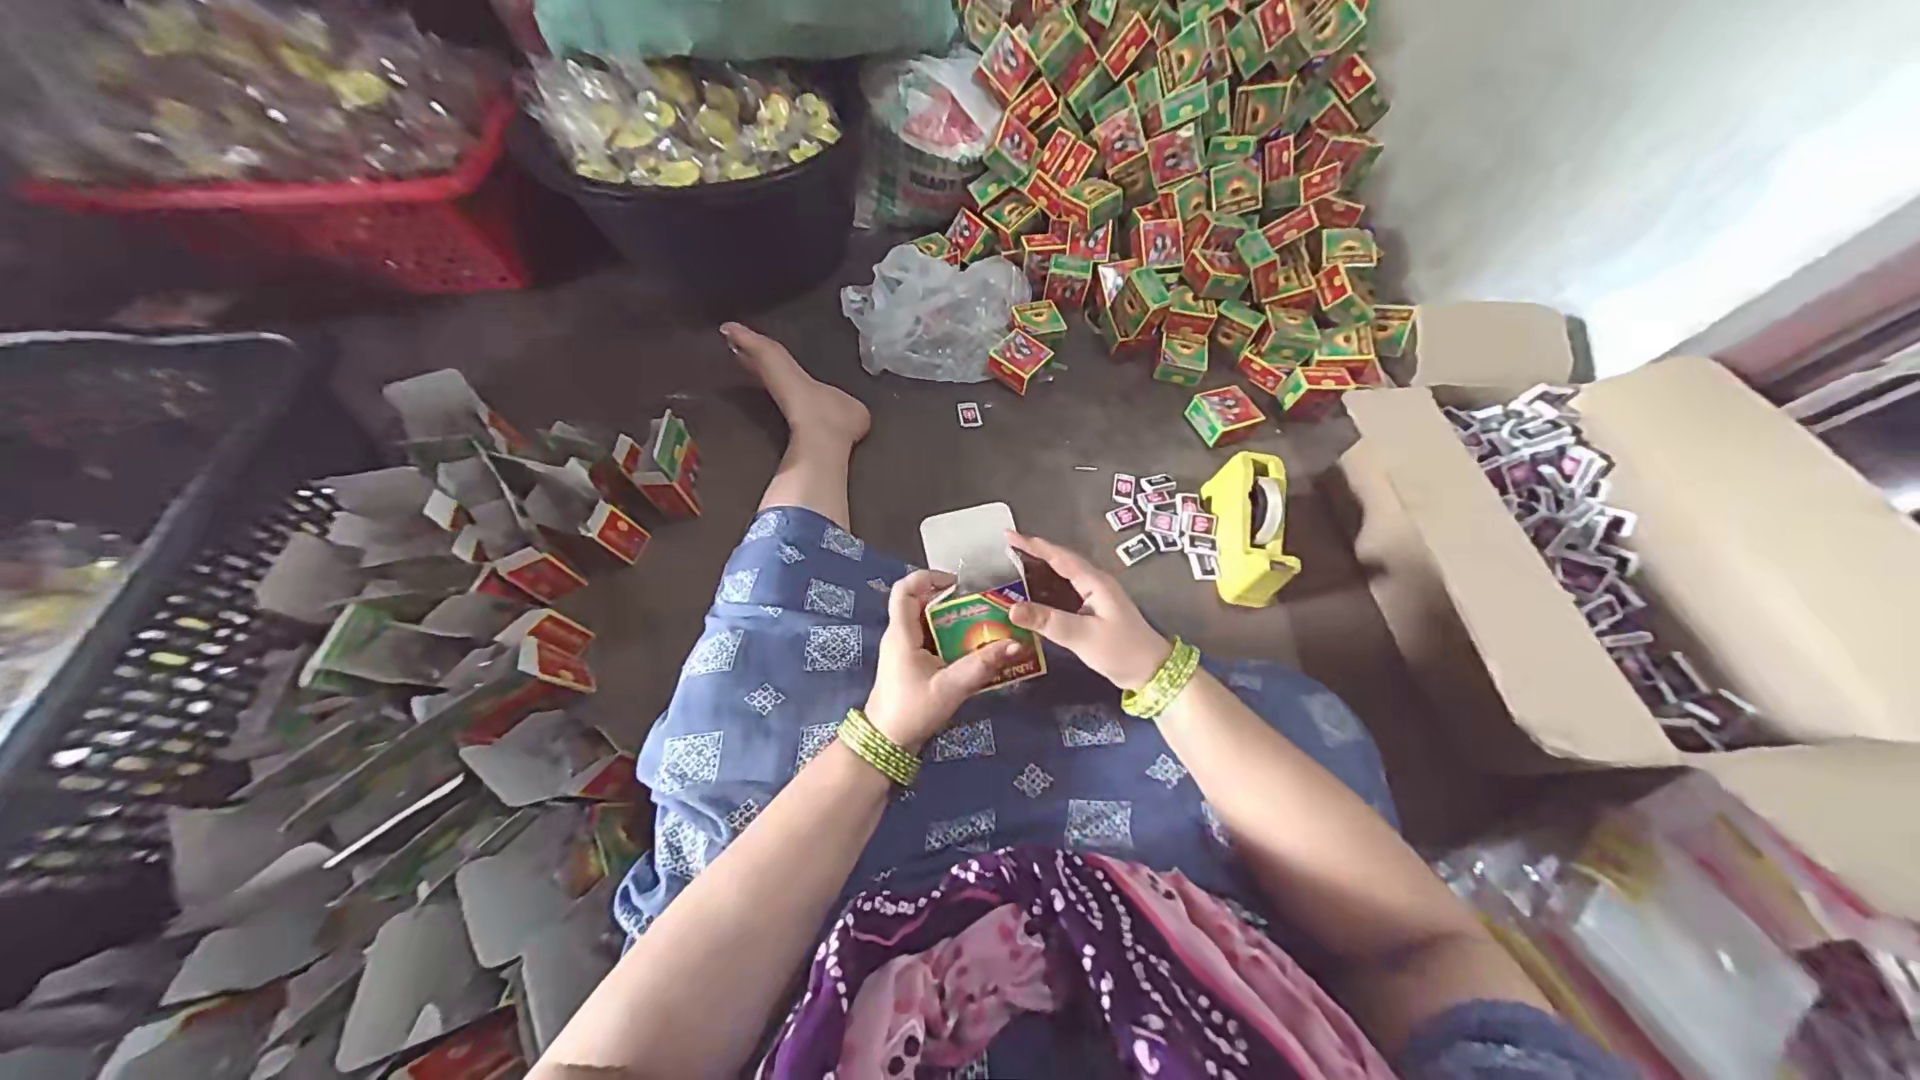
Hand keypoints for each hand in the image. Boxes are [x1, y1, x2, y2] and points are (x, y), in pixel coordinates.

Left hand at [863, 570, 1018, 750]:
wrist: (886, 741)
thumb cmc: (912, 710)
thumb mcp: (950, 687)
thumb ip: (982, 665)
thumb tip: (1016, 644)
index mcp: (901, 633)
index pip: (904, 589)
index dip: (927, 577)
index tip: (956, 583)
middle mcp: (899, 635)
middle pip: (919, 601)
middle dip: (949, 599)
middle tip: (978, 604)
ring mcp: (902, 649)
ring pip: (925, 620)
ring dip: (951, 618)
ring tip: (980, 623)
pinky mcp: (909, 662)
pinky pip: (928, 637)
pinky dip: (948, 635)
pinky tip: (970, 647)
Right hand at [1006, 531, 1171, 690]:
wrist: (1153, 671)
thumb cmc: (1121, 651)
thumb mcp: (1082, 637)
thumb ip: (1048, 621)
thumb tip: (1011, 609)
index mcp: (1095, 583)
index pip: (1059, 557)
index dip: (1034, 545)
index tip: (1009, 535)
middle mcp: (1096, 583)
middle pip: (1062, 560)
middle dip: (1035, 552)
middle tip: (1009, 547)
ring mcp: (1098, 596)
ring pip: (1065, 574)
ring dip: (1042, 567)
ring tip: (1017, 564)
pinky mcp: (1096, 609)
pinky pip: (1068, 589)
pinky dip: (1049, 585)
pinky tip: (1037, 593)